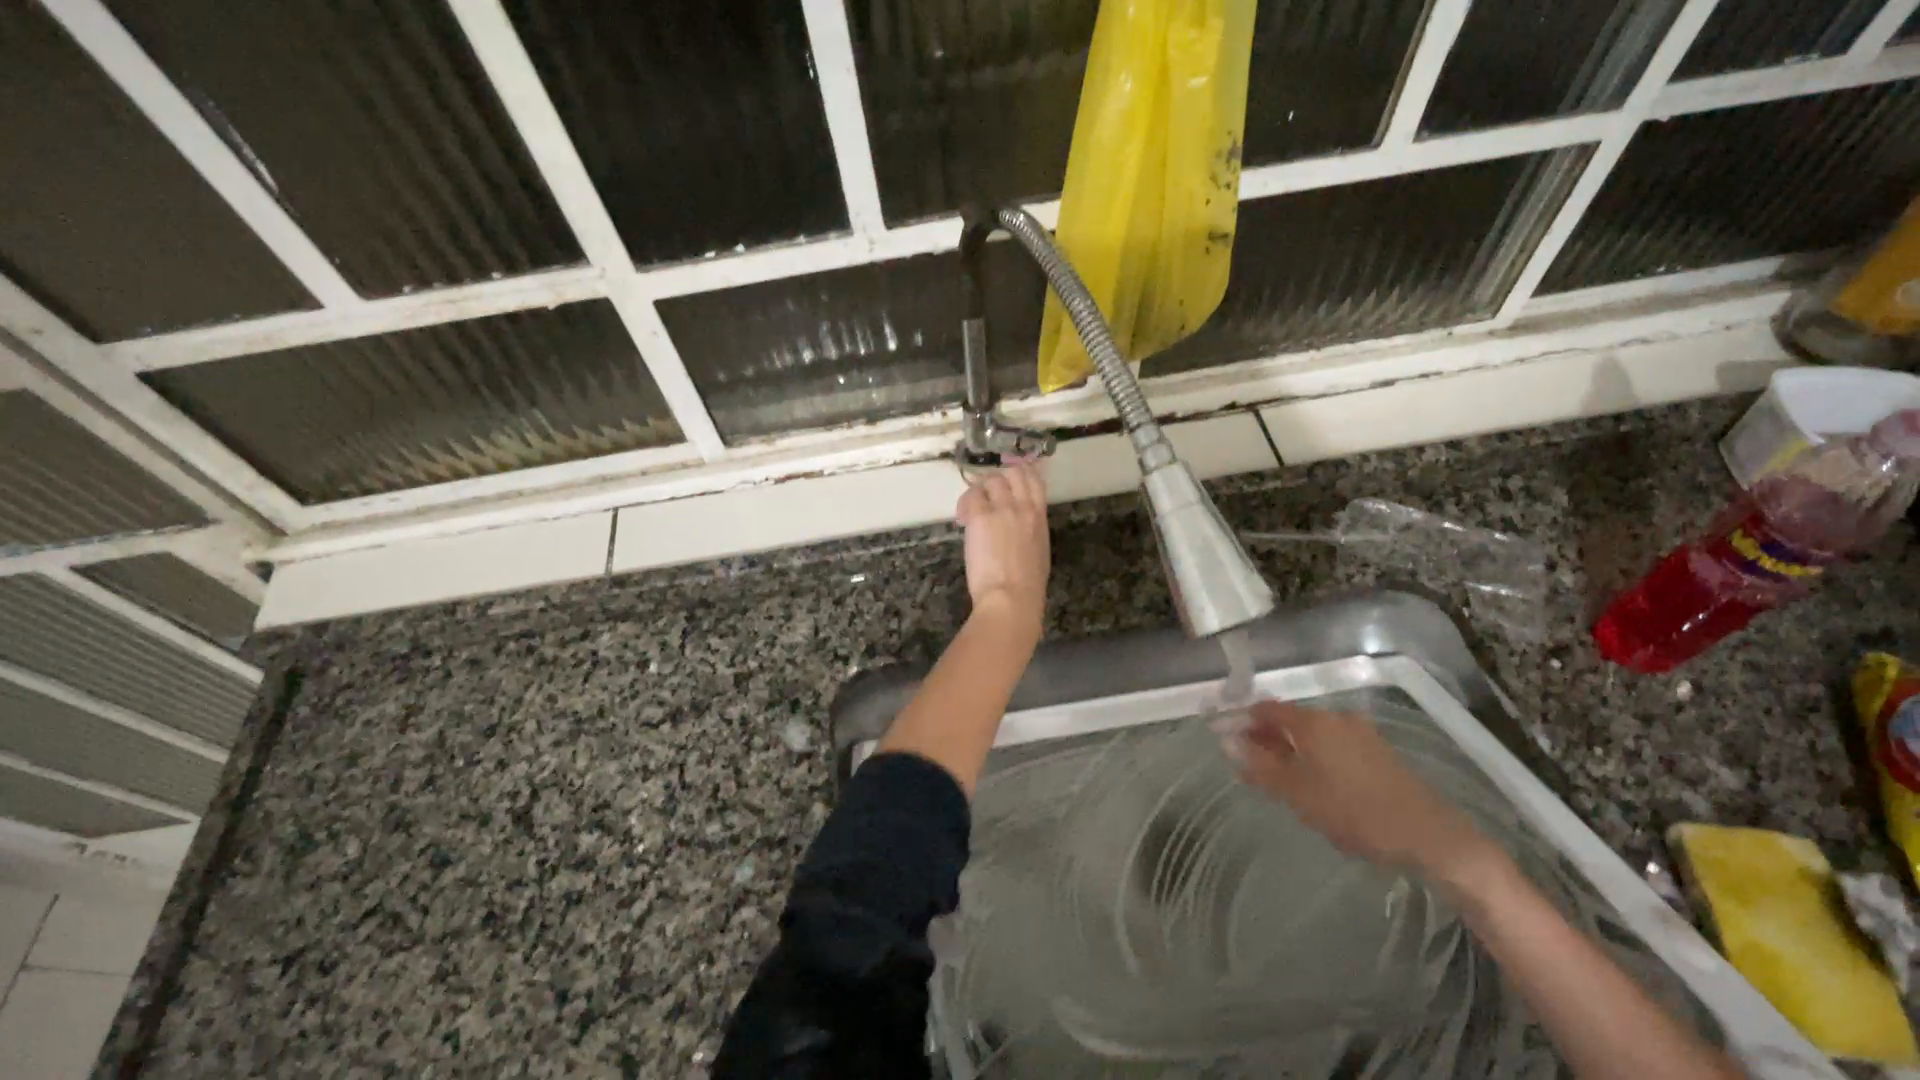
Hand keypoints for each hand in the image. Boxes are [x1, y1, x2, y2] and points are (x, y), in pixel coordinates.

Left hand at [956, 465, 1049, 630]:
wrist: (1011, 596)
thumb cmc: (1028, 585)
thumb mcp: (1038, 551)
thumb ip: (1031, 531)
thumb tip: (1020, 527)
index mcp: (1040, 516)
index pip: (1034, 480)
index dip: (1021, 474)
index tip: (1010, 481)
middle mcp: (1022, 506)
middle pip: (1012, 472)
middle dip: (999, 480)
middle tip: (988, 496)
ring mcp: (1001, 508)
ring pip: (990, 480)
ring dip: (981, 491)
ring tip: (974, 510)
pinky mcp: (979, 516)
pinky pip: (970, 496)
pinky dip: (965, 503)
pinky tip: (963, 519)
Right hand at [1228, 702, 1503, 886]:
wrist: (1429, 836)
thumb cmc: (1353, 812)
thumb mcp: (1296, 793)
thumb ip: (1259, 766)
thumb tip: (1227, 742)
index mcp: (1313, 722)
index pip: (1266, 709)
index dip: (1242, 720)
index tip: (1223, 738)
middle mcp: (1336, 719)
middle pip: (1290, 720)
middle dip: (1265, 738)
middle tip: (1246, 764)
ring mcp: (1361, 734)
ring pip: (1313, 735)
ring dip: (1290, 750)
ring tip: (1276, 780)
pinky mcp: (1378, 754)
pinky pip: (1333, 747)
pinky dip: (1314, 758)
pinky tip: (1312, 785)